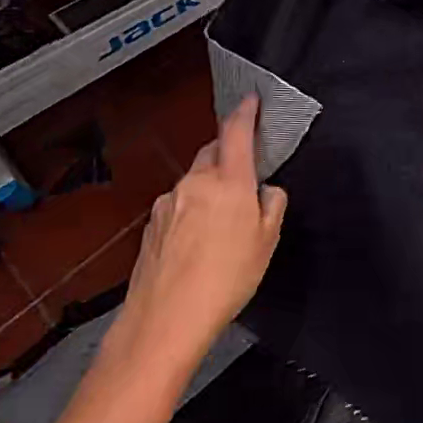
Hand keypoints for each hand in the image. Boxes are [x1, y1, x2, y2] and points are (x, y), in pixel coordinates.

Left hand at [111, 95, 286, 368]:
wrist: (163, 323)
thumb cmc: (228, 277)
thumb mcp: (268, 240)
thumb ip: (273, 204)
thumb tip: (265, 191)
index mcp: (228, 181)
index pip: (236, 132)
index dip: (246, 112)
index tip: (252, 99)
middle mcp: (194, 184)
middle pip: (212, 152)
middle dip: (228, 152)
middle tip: (246, 170)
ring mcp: (167, 205)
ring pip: (195, 180)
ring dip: (211, 185)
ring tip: (225, 218)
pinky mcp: (150, 227)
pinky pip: (179, 204)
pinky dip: (194, 208)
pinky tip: (201, 240)